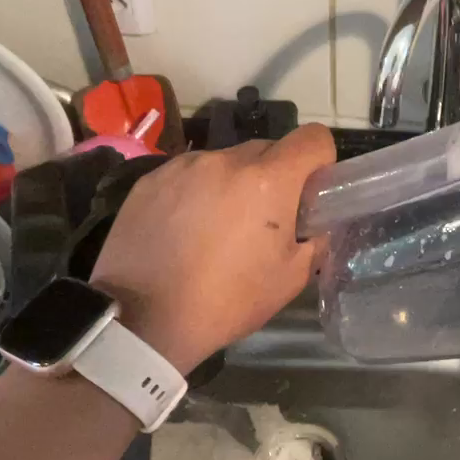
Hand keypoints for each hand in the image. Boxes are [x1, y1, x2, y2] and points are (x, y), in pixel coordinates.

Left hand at [87, 123, 335, 371]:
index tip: (310, 191)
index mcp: (269, 180)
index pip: (313, 138)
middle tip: (264, 219)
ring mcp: (184, 167)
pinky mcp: (150, 180)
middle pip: (269, 148)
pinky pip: (189, 174)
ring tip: (217, 226)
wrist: (139, 322)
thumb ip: (315, 240)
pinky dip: (197, 192)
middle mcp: (227, 160)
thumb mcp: (291, 279)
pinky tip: (184, 229)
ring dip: (233, 183)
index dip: (320, 161)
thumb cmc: (226, 301)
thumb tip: (317, 225)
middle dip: (275, 176)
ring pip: (227, 161)